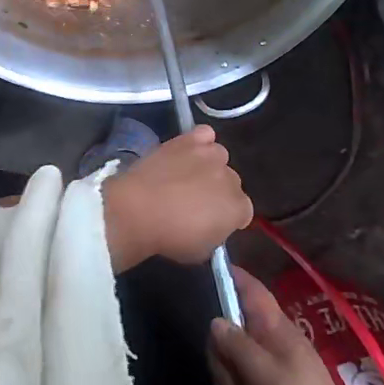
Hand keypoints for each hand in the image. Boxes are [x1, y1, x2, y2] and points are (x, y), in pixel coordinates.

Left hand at [101, 125, 252, 268]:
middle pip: (231, 182)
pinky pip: (204, 134)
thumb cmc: (170, 237)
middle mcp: (231, 178)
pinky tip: (187, 151)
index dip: (227, 217)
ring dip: (208, 165)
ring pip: (219, 156)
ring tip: (187, 174)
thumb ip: (216, 234)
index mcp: (238, 208)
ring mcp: (210, 155)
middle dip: (218, 190)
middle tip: (194, 200)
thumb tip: (213, 224)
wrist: (139, 209)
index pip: (243, 211)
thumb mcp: (202, 250)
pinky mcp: (188, 139)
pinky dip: (200, 141)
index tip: (211, 221)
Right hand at [206, 268, 360, 384]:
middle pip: (230, 328)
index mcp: (277, 329)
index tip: (208, 267)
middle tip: (231, 375)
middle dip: (222, 351)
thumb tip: (215, 320)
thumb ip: (237, 344)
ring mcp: (268, 369)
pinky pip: (235, 382)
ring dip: (226, 378)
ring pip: (229, 358)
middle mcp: (271, 343)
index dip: (233, 276)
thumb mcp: (266, 373)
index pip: (253, 290)